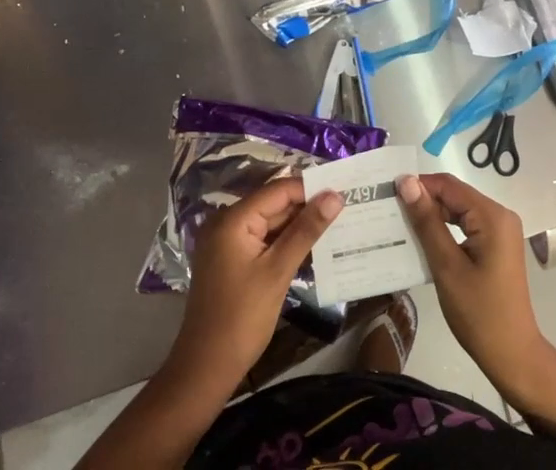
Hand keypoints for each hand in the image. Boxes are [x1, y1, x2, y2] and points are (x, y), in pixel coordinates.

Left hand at [174, 177, 342, 383]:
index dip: (311, 189)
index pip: (278, 190)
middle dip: (309, 206)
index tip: (345, 192)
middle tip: (347, 207)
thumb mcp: (278, 271)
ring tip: (339, 223)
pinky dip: (287, 242)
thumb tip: (335, 195)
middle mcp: (227, 224)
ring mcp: (228, 243)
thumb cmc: (242, 317)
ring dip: (301, 225)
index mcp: (233, 220)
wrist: (207, 366)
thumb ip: (306, 230)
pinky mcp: (232, 261)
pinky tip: (314, 246)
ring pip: (271, 223)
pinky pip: (264, 241)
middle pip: (274, 205)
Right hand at [398, 172, 547, 386]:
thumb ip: (427, 221)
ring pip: (459, 211)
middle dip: (424, 200)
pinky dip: (444, 231)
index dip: (418, 185)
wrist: (510, 352)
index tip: (386, 193)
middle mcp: (500, 216)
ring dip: (432, 216)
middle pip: (456, 196)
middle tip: (388, 209)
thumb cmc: (478, 311)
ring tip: (399, 223)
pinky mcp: (496, 246)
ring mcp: (500, 232)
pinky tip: (422, 241)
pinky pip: (466, 227)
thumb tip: (407, 182)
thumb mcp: (446, 265)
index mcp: (492, 216)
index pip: (449, 186)